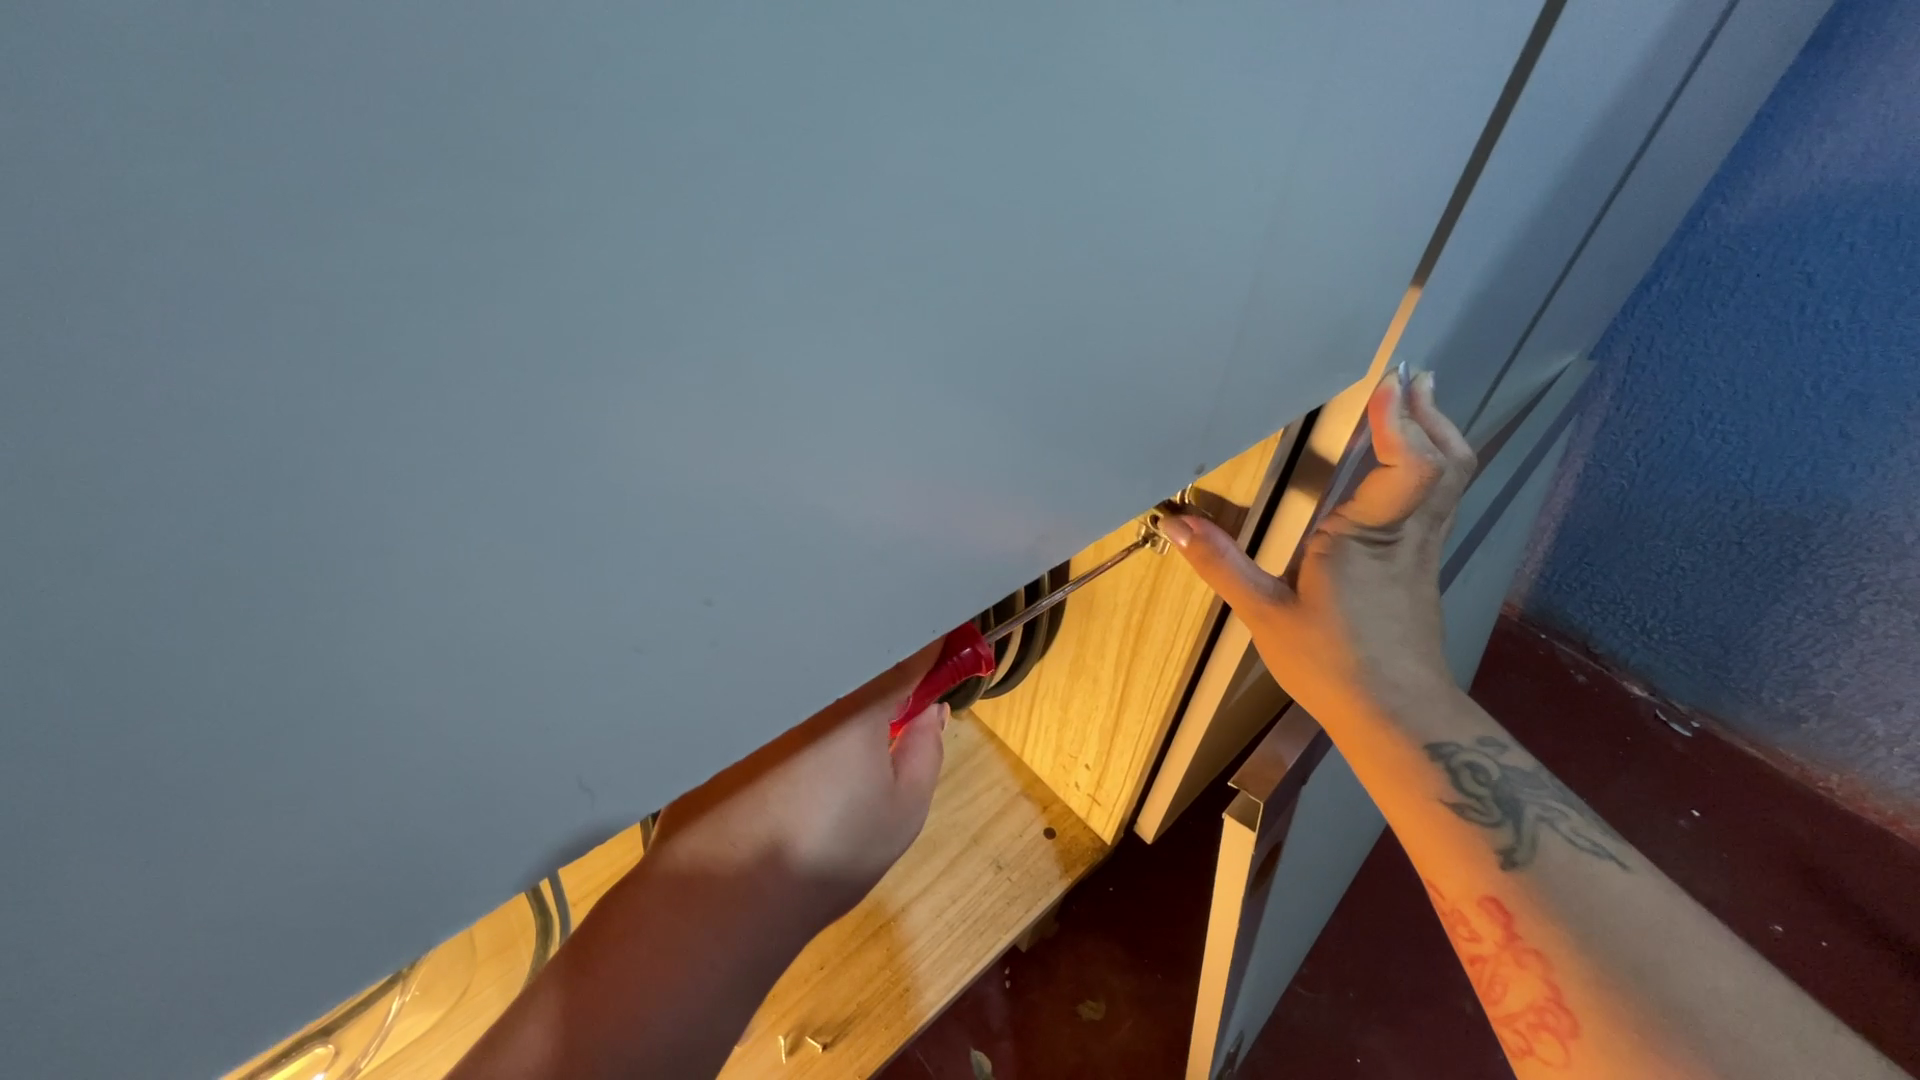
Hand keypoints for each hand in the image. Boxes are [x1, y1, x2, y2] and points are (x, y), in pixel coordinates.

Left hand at [646, 640, 948, 922]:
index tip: (946, 655)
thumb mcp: (904, 810)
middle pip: (858, 651)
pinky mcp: (731, 720)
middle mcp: (811, 685)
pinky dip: (797, 701)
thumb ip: (926, 749)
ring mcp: (765, 698)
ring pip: (815, 668)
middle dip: (884, 664)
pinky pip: (776, 690)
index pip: (908, 647)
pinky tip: (795, 749)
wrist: (729, 895)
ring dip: (840, 680)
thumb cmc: (831, 854)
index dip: (933, 646)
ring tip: (844, 728)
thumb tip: (930, 711)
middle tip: (897, 702)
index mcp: (860, 699)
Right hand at [1158, 371, 1475, 719]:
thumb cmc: (1330, 663)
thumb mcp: (1265, 613)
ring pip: (1450, 479)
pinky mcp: (1423, 568)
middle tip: (1413, 375)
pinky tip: (1412, 465)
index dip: (1402, 419)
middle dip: (1430, 414)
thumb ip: (1221, 563)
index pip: (1409, 463)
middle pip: (1443, 459)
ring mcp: (1423, 550)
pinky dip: (1433, 465)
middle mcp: (1406, 533)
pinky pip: (1440, 499)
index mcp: (1367, 536)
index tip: (1388, 382)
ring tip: (1419, 404)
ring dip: (1439, 434)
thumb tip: (1174, 523)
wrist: (1397, 715)